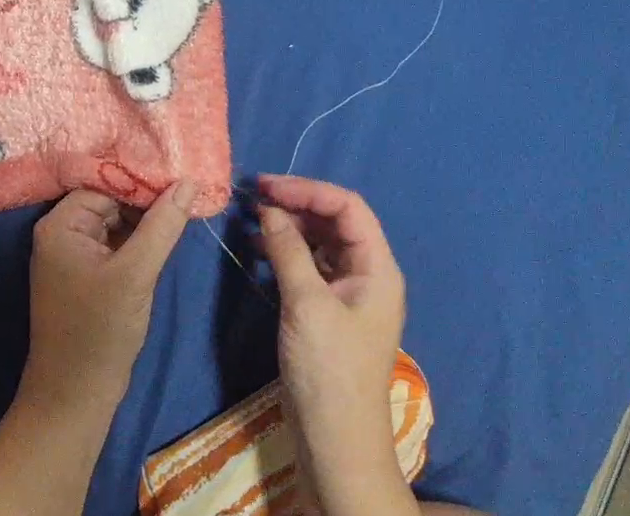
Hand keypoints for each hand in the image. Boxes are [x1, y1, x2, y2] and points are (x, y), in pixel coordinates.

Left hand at [23, 181, 195, 408]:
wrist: (75, 396)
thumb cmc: (99, 331)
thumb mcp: (135, 274)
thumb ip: (162, 225)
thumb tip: (187, 182)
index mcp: (60, 225)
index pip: (104, 183)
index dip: (141, 177)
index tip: (180, 173)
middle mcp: (62, 233)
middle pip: (110, 199)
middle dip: (147, 196)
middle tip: (189, 189)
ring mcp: (74, 255)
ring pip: (116, 220)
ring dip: (146, 217)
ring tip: (185, 206)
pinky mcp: (88, 274)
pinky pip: (116, 242)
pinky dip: (140, 238)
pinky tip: (168, 233)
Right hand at [257, 174, 408, 513]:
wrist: (336, 442)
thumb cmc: (328, 371)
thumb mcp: (305, 305)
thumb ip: (288, 251)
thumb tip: (269, 209)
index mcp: (377, 268)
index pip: (347, 207)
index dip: (308, 190)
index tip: (266, 186)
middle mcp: (368, 274)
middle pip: (336, 221)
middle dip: (297, 204)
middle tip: (254, 198)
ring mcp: (350, 294)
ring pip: (322, 243)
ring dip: (290, 228)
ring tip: (252, 221)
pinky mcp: (330, 311)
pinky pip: (311, 266)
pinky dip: (286, 253)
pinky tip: (259, 251)